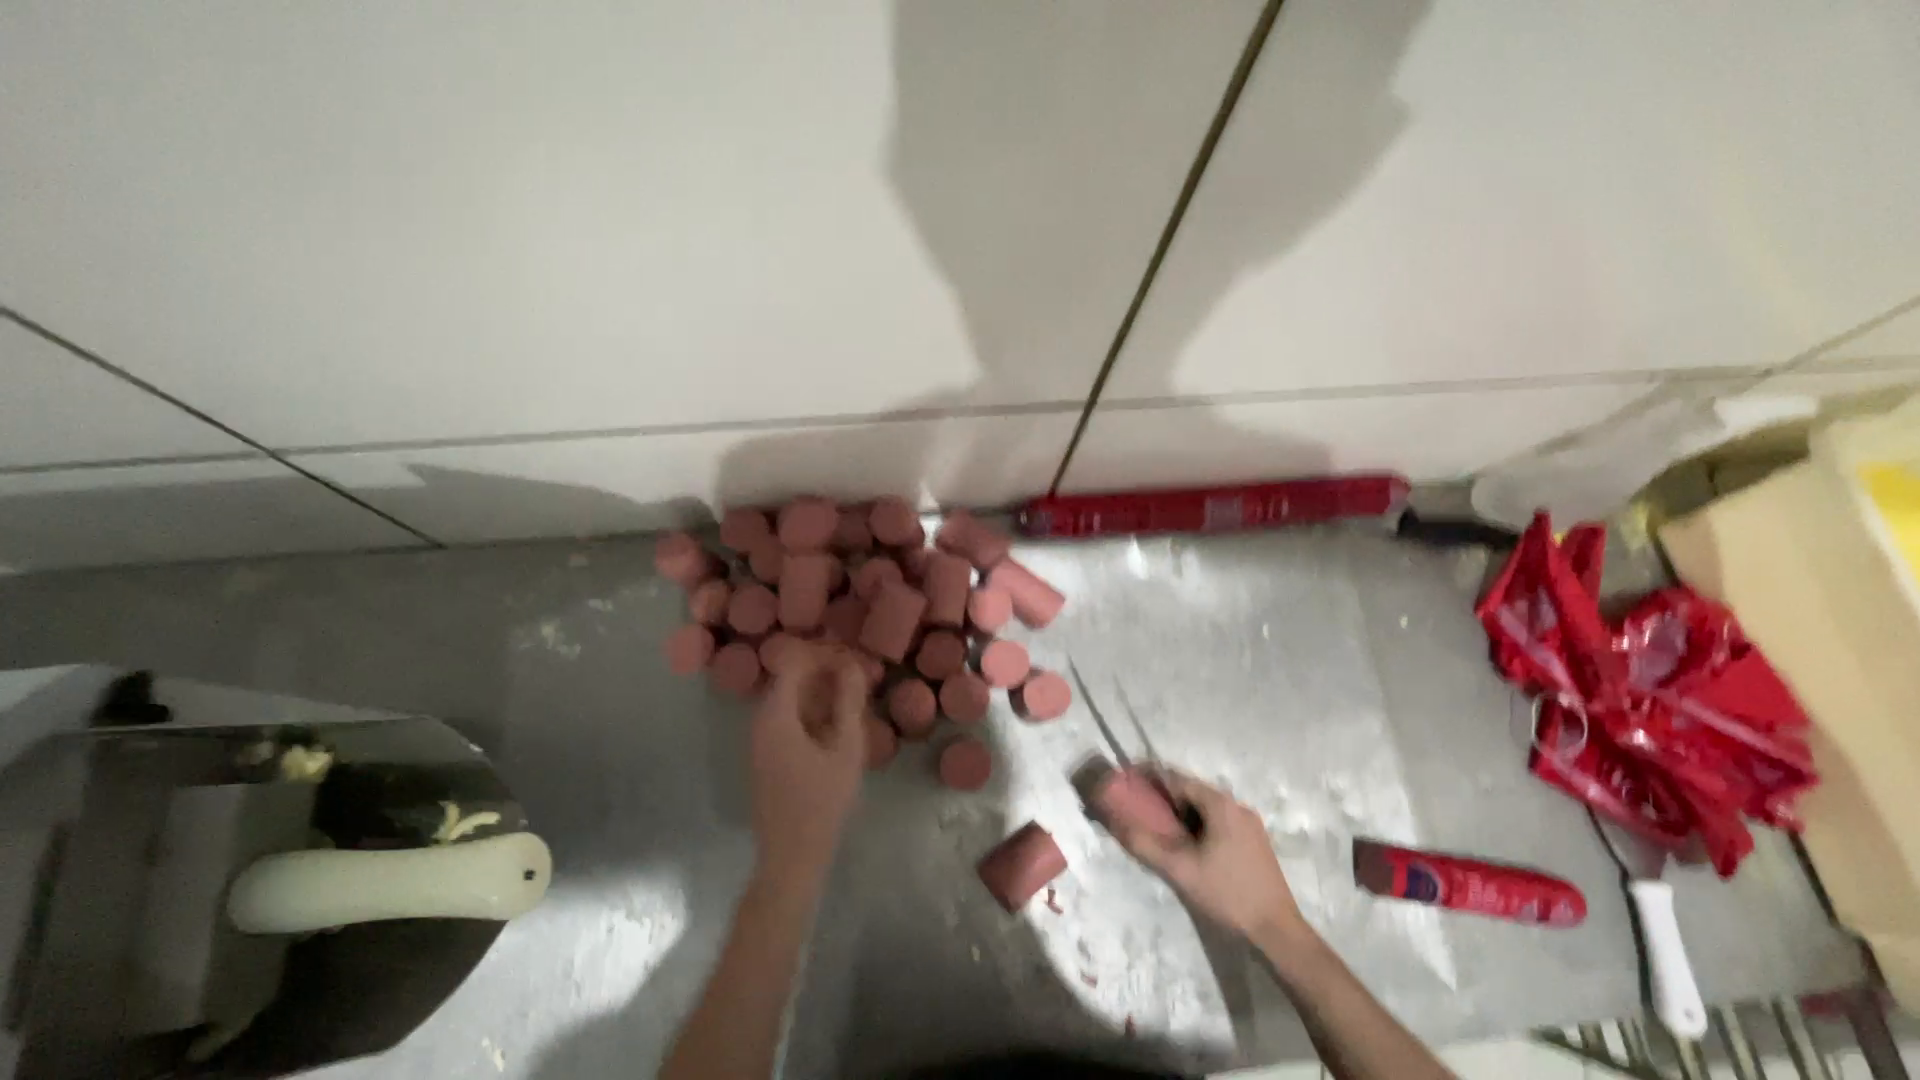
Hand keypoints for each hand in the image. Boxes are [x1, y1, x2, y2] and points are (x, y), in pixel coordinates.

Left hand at [748, 644, 867, 882]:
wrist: (792, 855)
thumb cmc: (822, 801)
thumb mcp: (845, 748)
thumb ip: (849, 702)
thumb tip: (852, 665)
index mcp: (775, 715)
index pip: (794, 662)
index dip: (824, 653)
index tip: (855, 658)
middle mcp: (760, 721)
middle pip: (790, 679)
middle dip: (825, 670)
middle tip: (862, 675)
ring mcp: (760, 740)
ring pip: (790, 700)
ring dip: (821, 692)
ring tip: (856, 696)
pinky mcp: (767, 757)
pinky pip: (788, 720)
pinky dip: (812, 712)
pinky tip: (838, 724)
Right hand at [1109, 769, 1311, 947]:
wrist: (1276, 930)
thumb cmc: (1227, 894)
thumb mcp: (1179, 870)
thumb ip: (1144, 844)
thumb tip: (1114, 822)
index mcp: (1221, 804)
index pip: (1177, 778)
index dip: (1148, 776)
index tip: (1125, 780)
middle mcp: (1237, 806)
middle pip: (1191, 791)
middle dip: (1162, 796)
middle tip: (1136, 807)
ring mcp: (1249, 824)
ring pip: (1204, 808)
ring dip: (1179, 813)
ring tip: (1156, 828)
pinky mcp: (1254, 842)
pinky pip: (1218, 822)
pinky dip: (1196, 825)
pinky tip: (1185, 846)